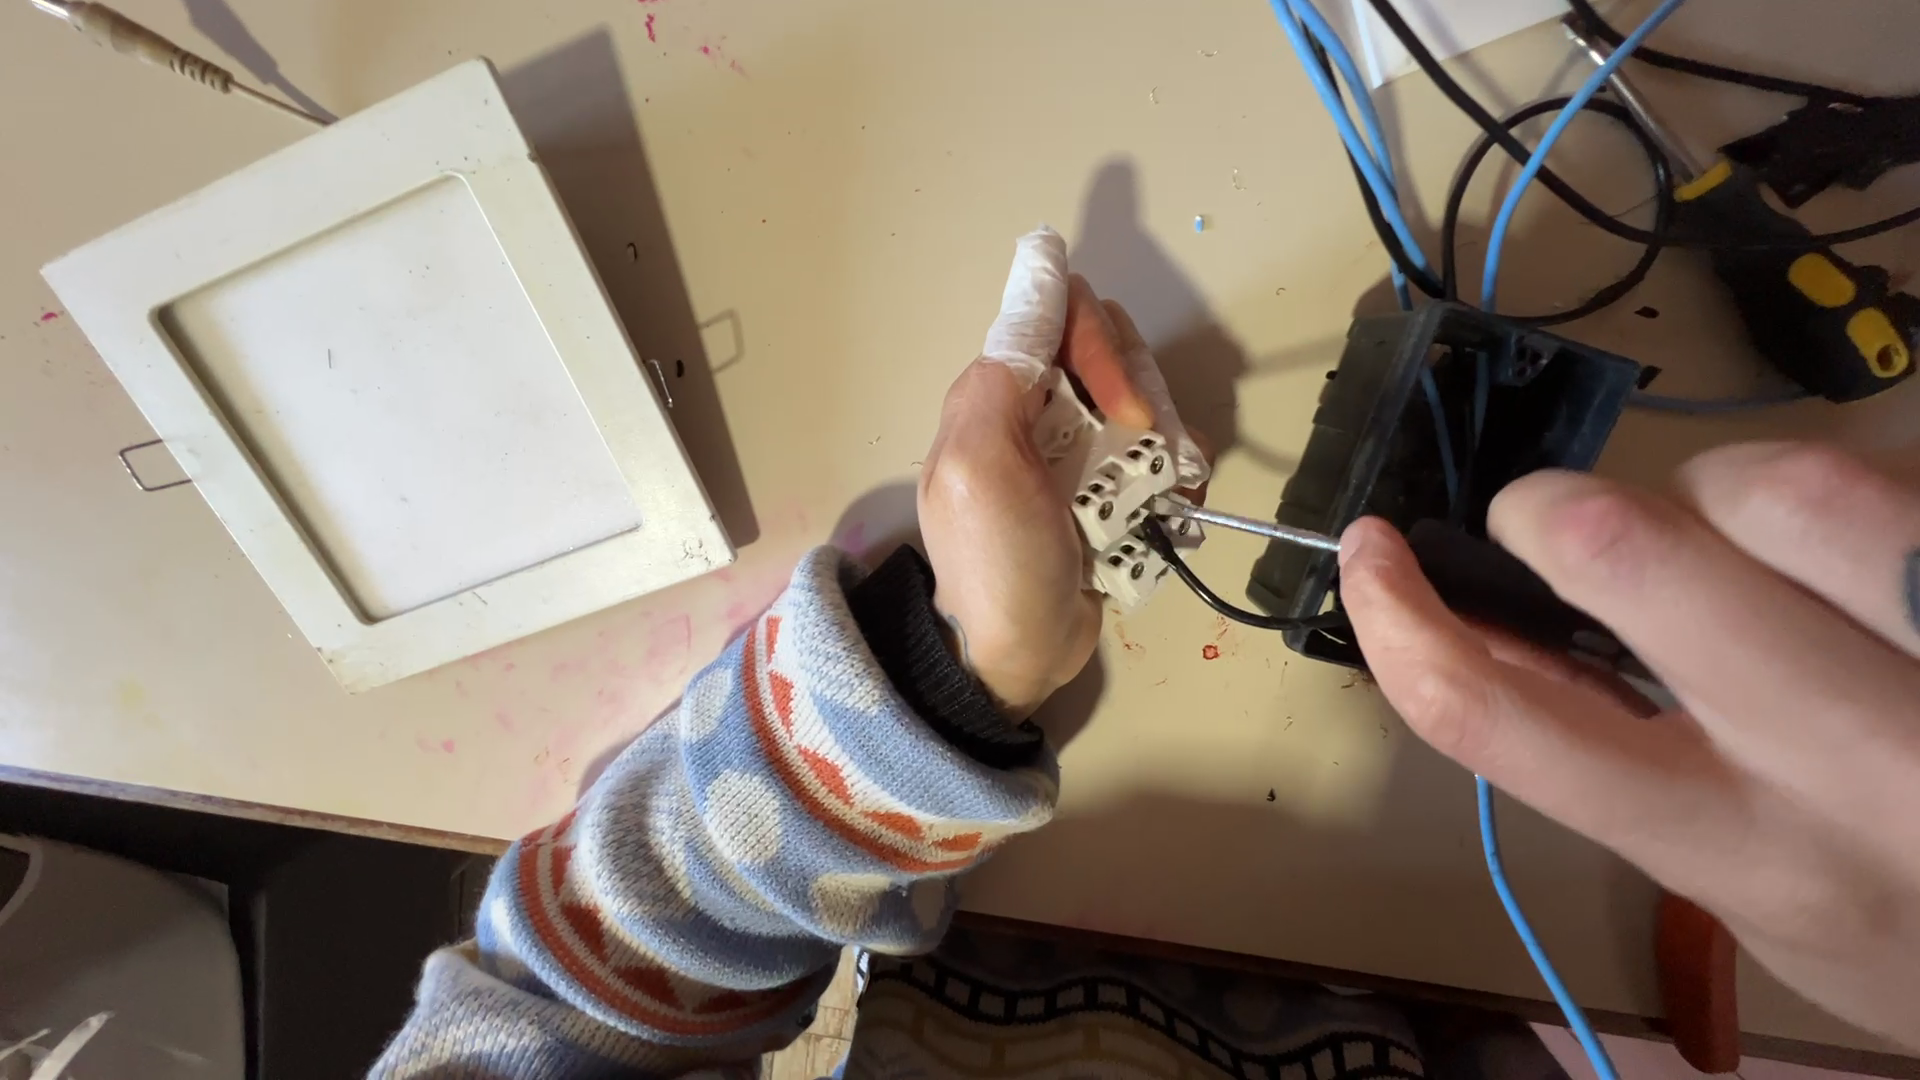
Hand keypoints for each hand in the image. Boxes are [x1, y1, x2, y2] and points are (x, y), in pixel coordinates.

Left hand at [917, 276, 1153, 717]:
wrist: (1018, 652)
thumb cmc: (998, 563)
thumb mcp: (977, 467)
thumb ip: (1002, 374)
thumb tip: (1037, 267)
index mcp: (996, 397)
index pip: (1057, 319)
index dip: (1100, 348)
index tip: (1122, 411)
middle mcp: (1035, 411)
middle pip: (1109, 352)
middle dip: (1139, 397)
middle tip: (1143, 454)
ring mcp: (1075, 448)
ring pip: (1141, 395)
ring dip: (1165, 438)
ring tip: (1166, 490)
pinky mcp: (1108, 482)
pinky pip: (1156, 446)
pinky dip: (1175, 469)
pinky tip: (1176, 503)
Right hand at [1338, 442, 1919, 1045]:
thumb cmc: (1886, 913)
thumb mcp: (1703, 856)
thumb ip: (1576, 733)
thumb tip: (1457, 610)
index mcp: (1742, 846)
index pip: (1494, 715)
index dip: (1396, 616)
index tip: (1368, 551)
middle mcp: (1866, 764)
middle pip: (1630, 552)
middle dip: (1547, 511)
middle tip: (1550, 525)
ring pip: (1776, 485)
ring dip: (1709, 487)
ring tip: (1741, 535)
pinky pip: (1899, 468)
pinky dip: (1842, 490)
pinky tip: (1867, 551)